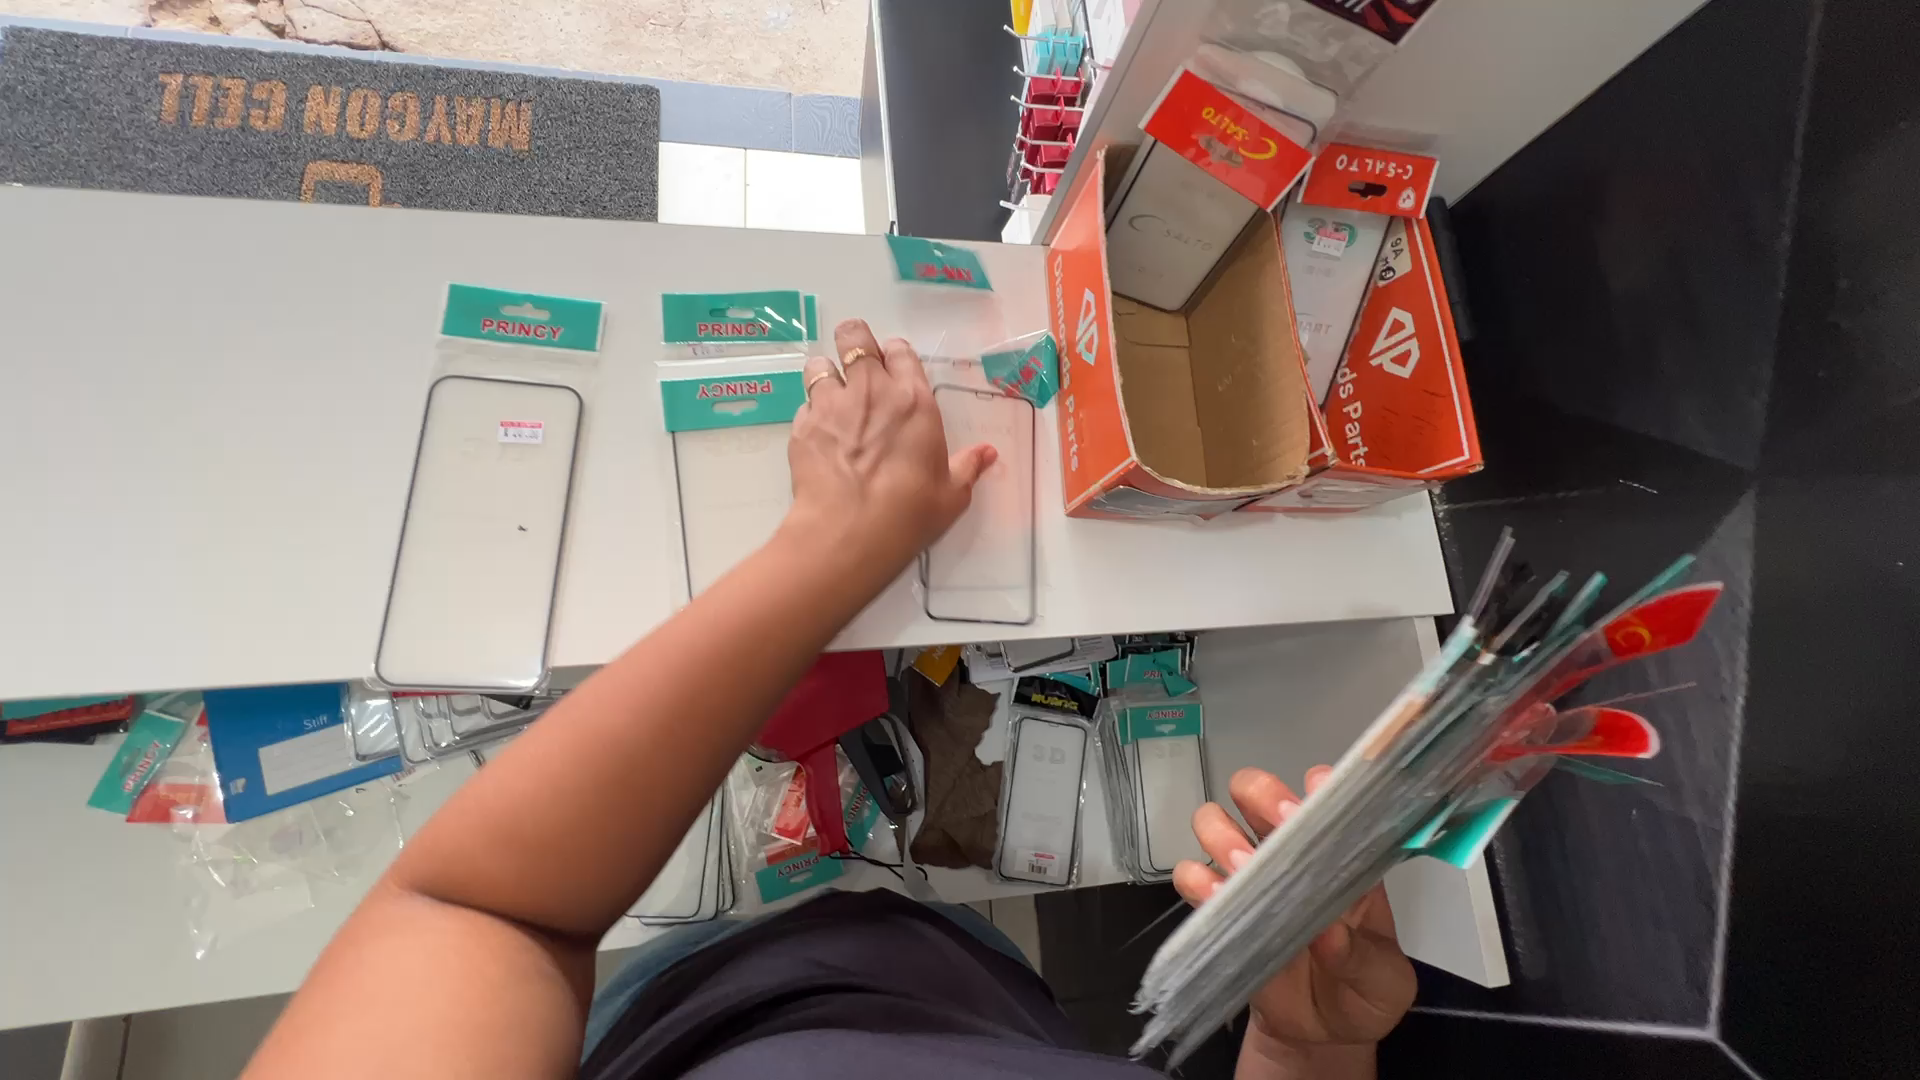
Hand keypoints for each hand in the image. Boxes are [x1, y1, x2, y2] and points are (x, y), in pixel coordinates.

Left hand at [782, 319, 996, 583]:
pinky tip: (818, 435)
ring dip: (826, 374)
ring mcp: (831, 405)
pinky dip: (810, 414)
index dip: (894, 355)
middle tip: (857, 365)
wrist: (849, 532)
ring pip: (820, 365)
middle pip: (854, 337)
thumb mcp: (951, 494)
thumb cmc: (909, 512)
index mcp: (913, 400)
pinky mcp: (802, 426)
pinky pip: (803, 405)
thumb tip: (988, 454)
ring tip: (831, 396)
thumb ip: (968, 467)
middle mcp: (871, 390)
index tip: (893, 368)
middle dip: (854, 342)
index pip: (900, 351)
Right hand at [1175, 766, 1415, 1074]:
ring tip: (1243, 866)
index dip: (1315, 786)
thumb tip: (1330, 933)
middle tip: (1275, 822)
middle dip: (1258, 794)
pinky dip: (1197, 881)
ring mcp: (1244, 872)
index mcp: (1333, 850)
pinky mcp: (1214, 904)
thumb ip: (1362, 957)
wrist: (1320, 1032)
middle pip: (1253, 789)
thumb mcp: (1384, 980)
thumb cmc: (1361, 989)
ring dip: (1222, 834)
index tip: (1312, 800)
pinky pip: (1189, 875)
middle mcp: (1283, 848)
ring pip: (1212, 819)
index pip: (1322, 794)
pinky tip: (1217, 899)